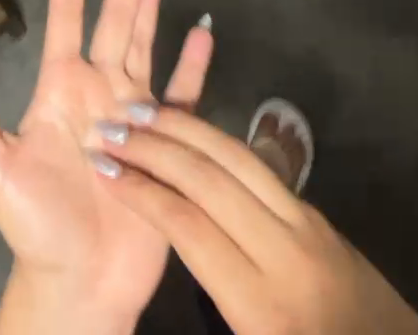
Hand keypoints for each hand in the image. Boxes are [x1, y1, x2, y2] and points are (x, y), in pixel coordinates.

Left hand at [0, 0, 213, 333]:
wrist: (76, 282)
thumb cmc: (31, 223)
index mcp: (59, 86)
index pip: (67, 15)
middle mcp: (98, 88)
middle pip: (115, 17)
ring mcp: (134, 112)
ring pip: (146, 41)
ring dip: (154, 1)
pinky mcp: (165, 142)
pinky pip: (183, 94)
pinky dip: (193, 63)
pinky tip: (202, 32)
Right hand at [92, 106, 417, 334]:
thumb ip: (208, 299)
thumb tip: (165, 237)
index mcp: (263, 305)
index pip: (188, 226)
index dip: (140, 192)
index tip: (102, 169)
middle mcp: (284, 252)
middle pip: (208, 180)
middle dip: (152, 148)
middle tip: (108, 127)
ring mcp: (305, 224)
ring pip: (235, 158)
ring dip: (182, 128)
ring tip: (140, 112)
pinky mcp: (315, 211)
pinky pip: (257, 164)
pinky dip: (213, 139)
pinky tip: (187, 129)